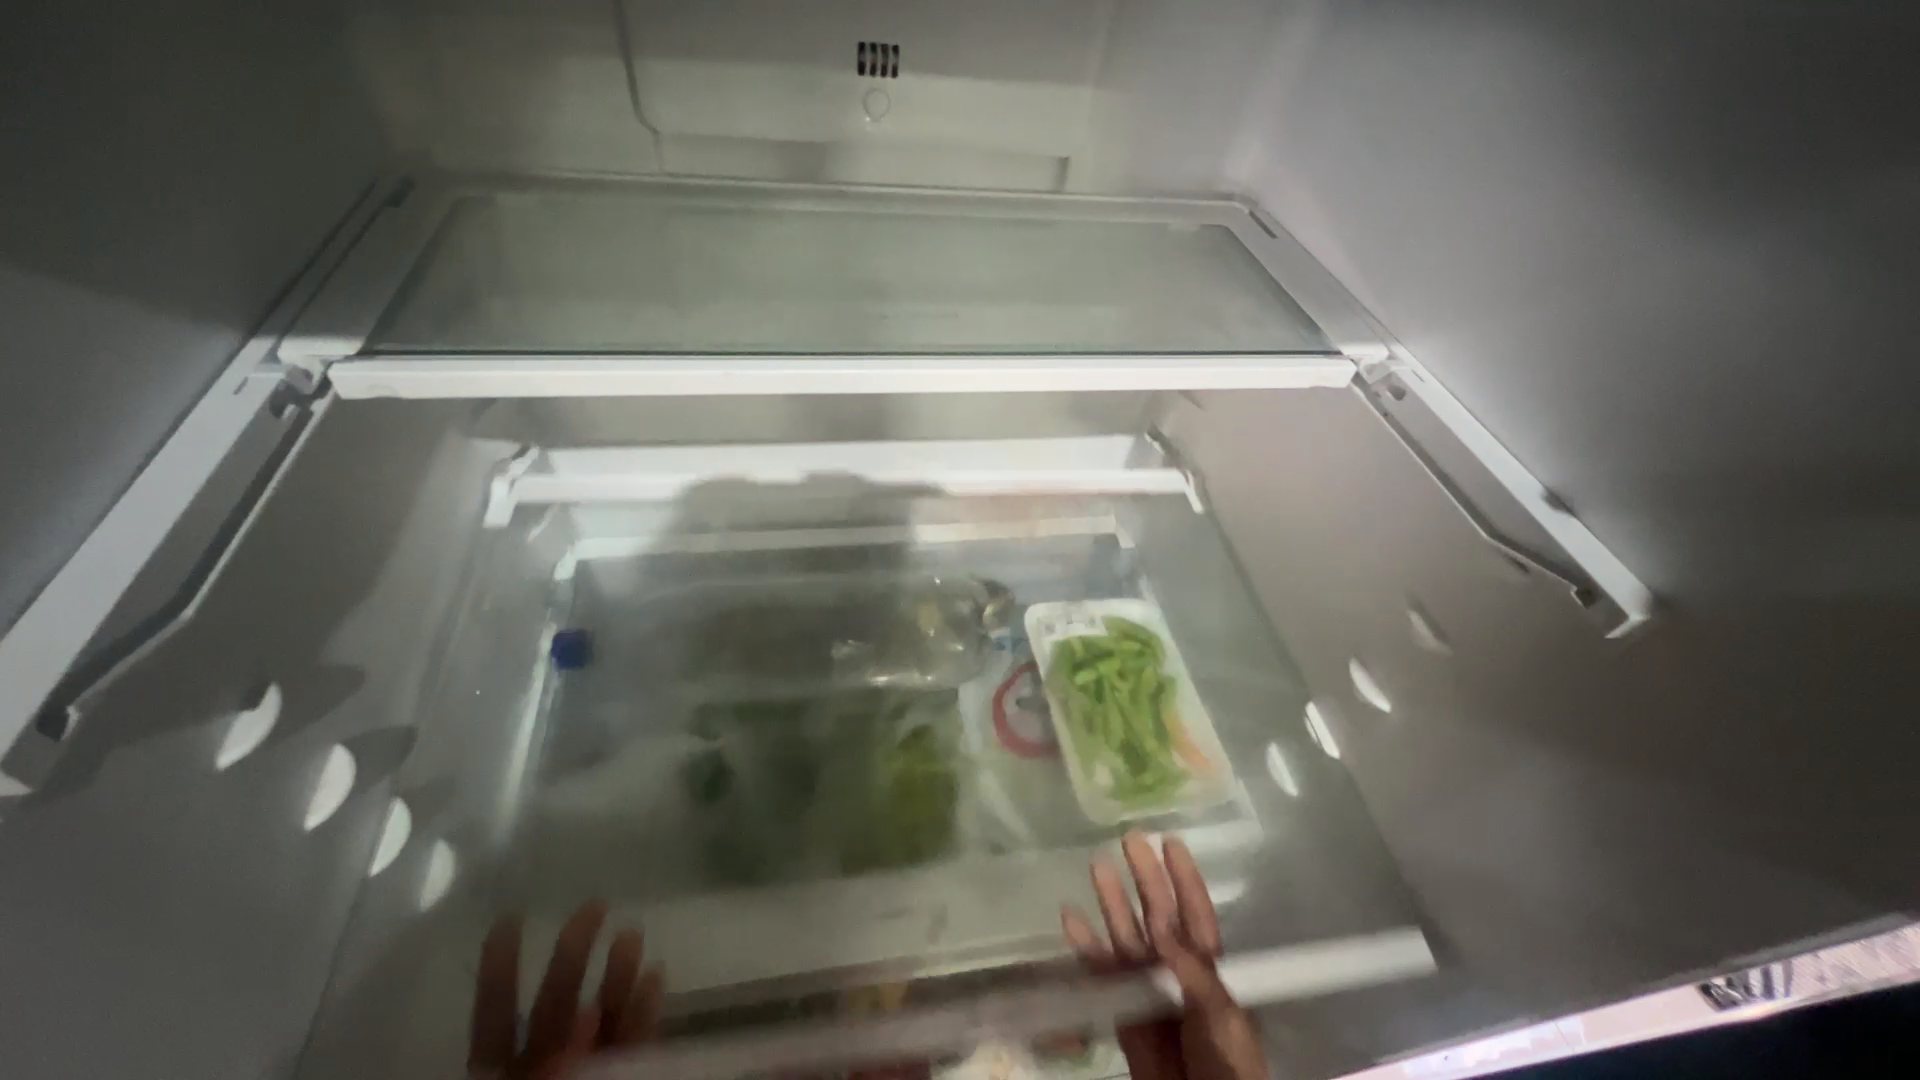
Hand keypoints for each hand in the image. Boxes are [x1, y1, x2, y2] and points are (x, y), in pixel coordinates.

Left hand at [470, 900, 662, 1079]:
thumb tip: (586, 1016)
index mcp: (498, 1069)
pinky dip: (644, 1008)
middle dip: (574, 950)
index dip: (500, 965)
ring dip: (616, 972)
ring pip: (599, 1013)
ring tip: (631, 932)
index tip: (510, 915)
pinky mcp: (619, 1069)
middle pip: (555, 1000)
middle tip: (596, 904)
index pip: (496, 1010)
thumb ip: (542, 1060)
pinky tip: (656, 975)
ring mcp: (582, 1065)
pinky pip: (630, 1039)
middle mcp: (540, 1060)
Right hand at [1061, 833, 1268, 1079]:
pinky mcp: (1121, 1013)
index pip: (1196, 914)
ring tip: (1097, 865)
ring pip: (1126, 936)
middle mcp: (1176, 971)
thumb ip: (1194, 973)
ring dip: (1113, 902)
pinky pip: (1100, 973)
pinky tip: (1071, 918)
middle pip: (1158, 915)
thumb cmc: (1228, 1067)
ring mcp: (1147, 990)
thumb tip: (1162, 925)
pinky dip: (1085, 947)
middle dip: (1145, 878)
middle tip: (1129, 839)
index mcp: (1209, 970)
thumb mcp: (1223, 1019)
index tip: (1171, 842)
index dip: (1184, 878)